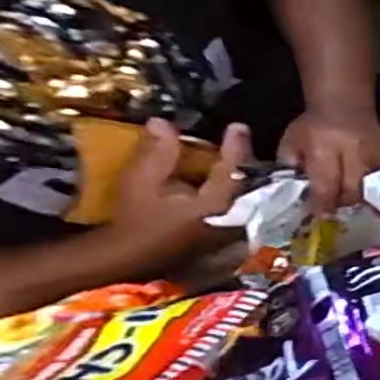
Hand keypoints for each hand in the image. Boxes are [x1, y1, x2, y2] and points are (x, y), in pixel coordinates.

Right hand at [108, 118, 249, 262]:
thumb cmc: (136, 218)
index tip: (238, 127)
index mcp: (221, 203)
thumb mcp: (142, 181)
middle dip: (244, 159)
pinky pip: (239, 202)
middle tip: (238, 138)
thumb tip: (163, 123)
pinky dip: (233, 186)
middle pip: (248, 181)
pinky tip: (222, 176)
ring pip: (246, 192)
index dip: (236, 146)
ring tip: (233, 153)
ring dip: (241, 173)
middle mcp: (237, 215)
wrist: (131, 256)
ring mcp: (235, 225)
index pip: (234, 168)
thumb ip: (158, 153)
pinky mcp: (228, 230)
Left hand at [278, 101, 379, 213]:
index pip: (325, 184)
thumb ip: (292, 166)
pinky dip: (376, 188)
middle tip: (336, 208)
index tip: (320, 215)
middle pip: (352, 191)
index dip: (322, 203)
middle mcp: (355, 153)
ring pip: (371, 190)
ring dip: (360, 197)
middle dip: (342, 202)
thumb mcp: (292, 142)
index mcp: (325, 147)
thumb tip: (297, 192)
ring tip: (351, 199)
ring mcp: (378, 157)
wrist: (345, 107)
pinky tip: (368, 188)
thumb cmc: (313, 125)